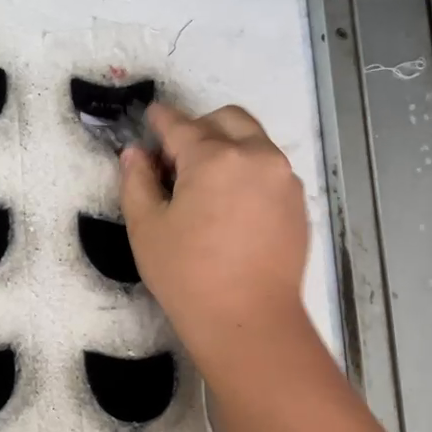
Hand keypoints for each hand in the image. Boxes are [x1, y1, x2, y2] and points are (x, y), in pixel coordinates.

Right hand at [119, 103, 310, 364]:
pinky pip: (268, 169)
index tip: (151, 115)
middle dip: (199, 126)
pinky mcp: (297, 201)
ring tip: (200, 184)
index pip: (182, 125)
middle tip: (173, 157)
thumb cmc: (185, 273)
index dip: (161, 119)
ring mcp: (283, 177)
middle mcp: (256, 156)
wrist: (246, 316)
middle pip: (227, 119)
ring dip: (225, 147)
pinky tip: (226, 206)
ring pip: (252, 142)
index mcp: (214, 158)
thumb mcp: (146, 228)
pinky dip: (244, 171)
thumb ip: (137, 183)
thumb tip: (135, 154)